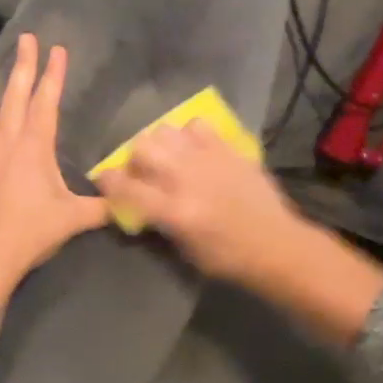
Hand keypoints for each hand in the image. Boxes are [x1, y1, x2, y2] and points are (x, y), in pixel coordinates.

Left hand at [0, 34, 109, 289]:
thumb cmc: (33, 232)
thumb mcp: (75, 218)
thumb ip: (103, 207)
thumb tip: (130, 202)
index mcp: (35, 145)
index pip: (47, 101)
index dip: (54, 74)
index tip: (57, 49)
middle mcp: (7, 139)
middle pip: (15, 94)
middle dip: (23, 64)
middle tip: (25, 38)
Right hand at [96, 121, 307, 285]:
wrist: (278, 246)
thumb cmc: (228, 258)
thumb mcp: (185, 250)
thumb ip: (158, 222)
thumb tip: (138, 202)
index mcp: (175, 211)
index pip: (126, 187)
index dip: (108, 181)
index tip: (105, 179)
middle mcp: (186, 179)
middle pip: (142, 148)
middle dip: (135, 159)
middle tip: (142, 171)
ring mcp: (208, 159)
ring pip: (164, 130)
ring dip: (159, 144)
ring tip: (168, 156)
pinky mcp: (228, 149)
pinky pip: (196, 125)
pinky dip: (188, 134)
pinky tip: (194, 149)